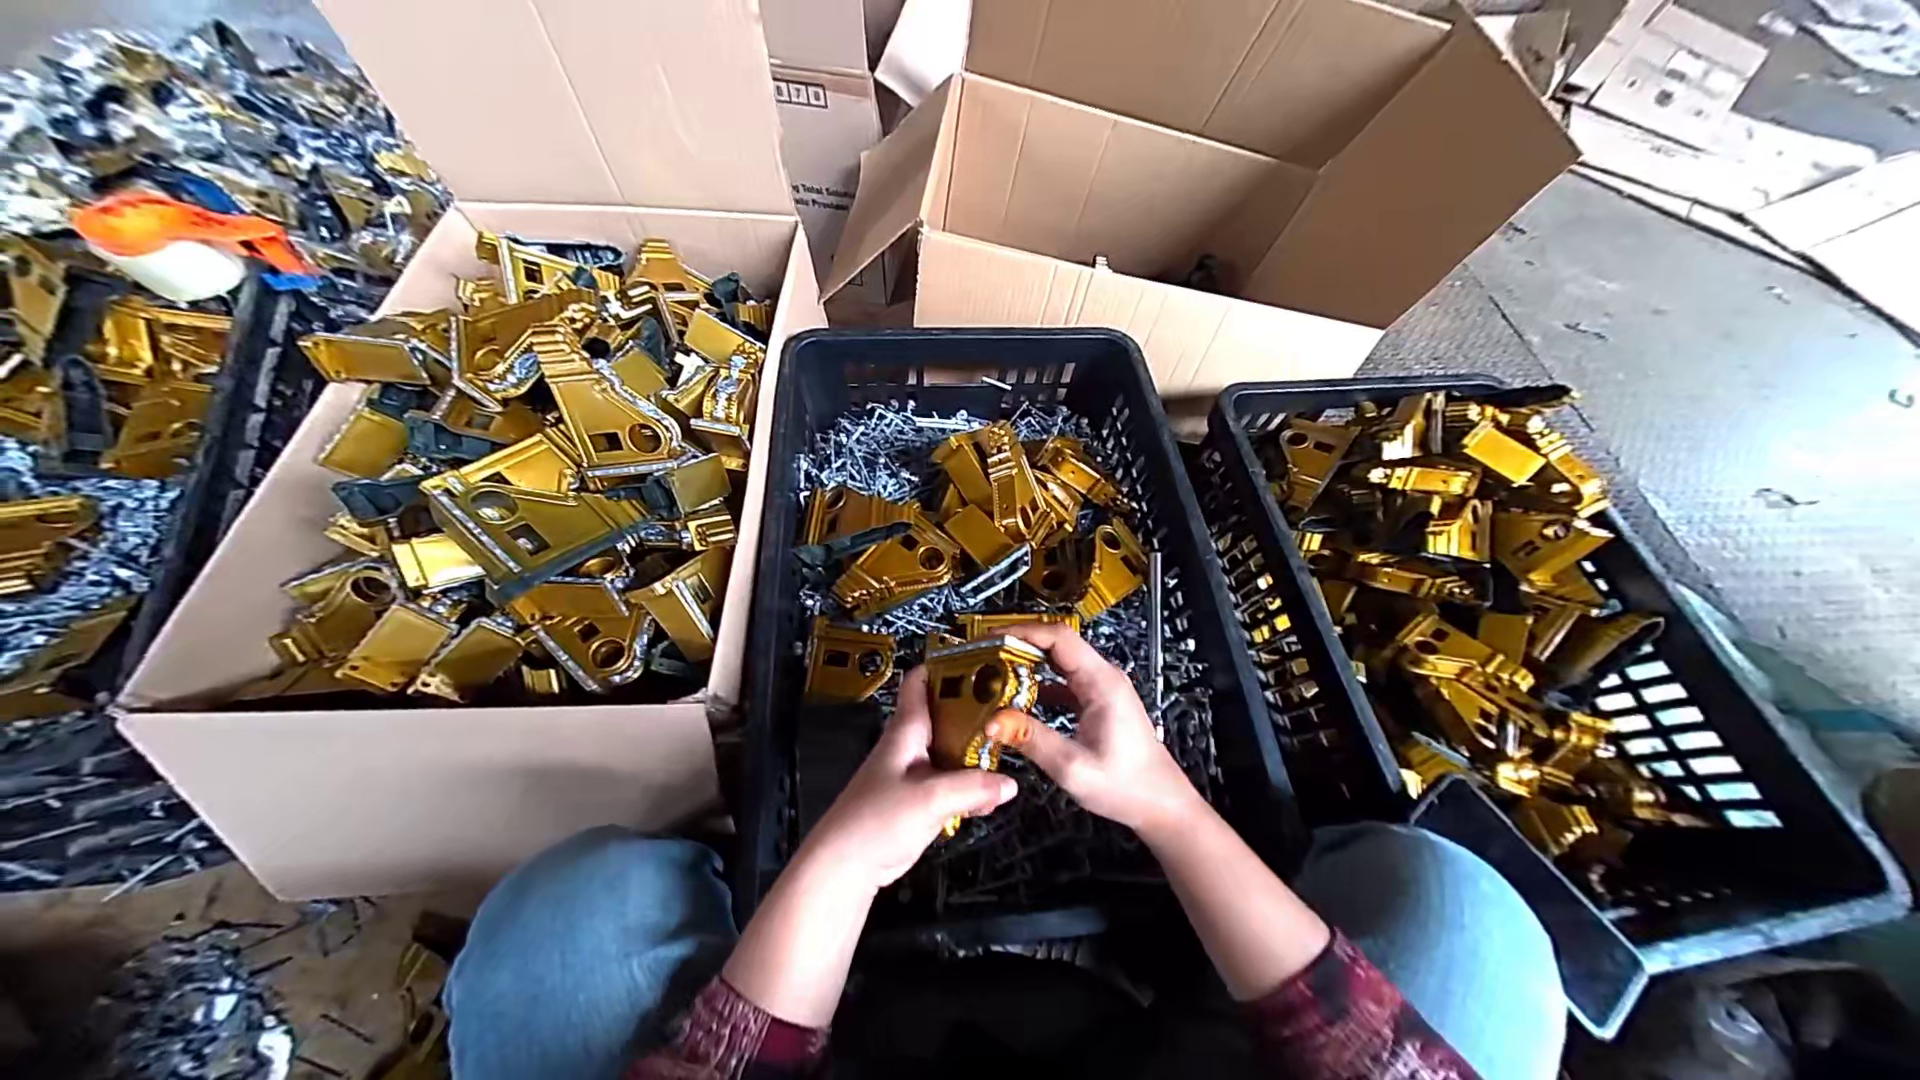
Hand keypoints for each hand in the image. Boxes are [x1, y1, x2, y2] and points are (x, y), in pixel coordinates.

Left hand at [798, 667, 1018, 891]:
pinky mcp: (916, 801)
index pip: (920, 682)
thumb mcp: (929, 799)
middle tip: (1009, 710)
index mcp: (905, 731)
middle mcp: (909, 746)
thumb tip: (1009, 784)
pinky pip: (949, 784)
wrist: (844, 868)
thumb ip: (971, 789)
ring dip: (975, 753)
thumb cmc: (876, 820)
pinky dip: (969, 787)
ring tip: (1007, 752)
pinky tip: (990, 798)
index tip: (981, 662)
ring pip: (950, 751)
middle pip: (944, 716)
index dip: (946, 666)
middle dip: (974, 711)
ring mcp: (913, 774)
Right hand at [992, 622, 1204, 837]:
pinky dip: (1038, 682)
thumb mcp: (1072, 767)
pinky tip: (1017, 698)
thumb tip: (992, 722)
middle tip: (985, 655)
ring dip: (1027, 662)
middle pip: (1056, 643)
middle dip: (1018, 644)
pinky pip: (1063, 680)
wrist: (1161, 804)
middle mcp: (1103, 677)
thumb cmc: (1126, 787)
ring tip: (994, 673)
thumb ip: (1031, 740)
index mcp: (1101, 682)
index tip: (991, 639)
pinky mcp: (1097, 701)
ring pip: (1058, 660)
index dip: (1023, 631)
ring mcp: (1101, 687)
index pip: (1059, 637)